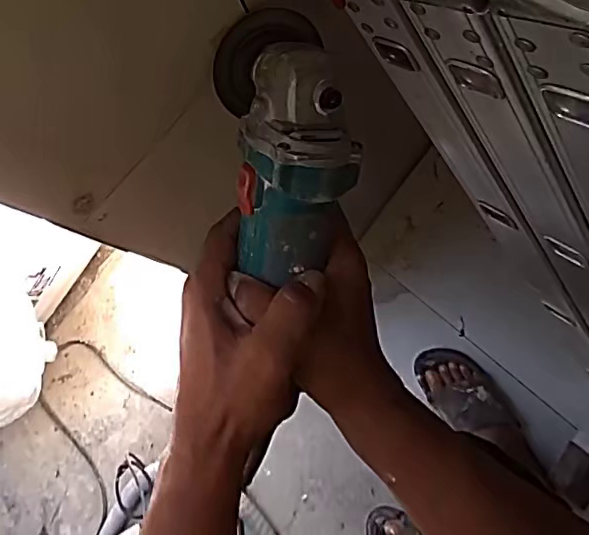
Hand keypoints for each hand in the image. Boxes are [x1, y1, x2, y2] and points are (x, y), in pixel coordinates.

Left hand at [170, 211, 325, 471]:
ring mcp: (207, 317)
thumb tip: (311, 278)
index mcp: (204, 290)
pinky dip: (264, 294)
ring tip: (298, 266)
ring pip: (236, 278)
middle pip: (230, 253)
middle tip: (294, 234)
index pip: (220, 235)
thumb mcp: (270, 355)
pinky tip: (291, 308)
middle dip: (260, 241)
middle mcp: (200, 297)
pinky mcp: (218, 336)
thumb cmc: (230, 402)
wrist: (212, 444)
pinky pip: (241, 300)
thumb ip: (291, 313)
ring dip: (264, 269)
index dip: (245, 217)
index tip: (273, 206)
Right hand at [226, 208, 400, 416]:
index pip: (324, 209)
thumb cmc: (339, 365)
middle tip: (250, 214)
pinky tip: (256, 274)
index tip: (269, 189)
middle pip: (309, 224)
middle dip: (278, 217)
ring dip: (277, 243)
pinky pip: (298, 268)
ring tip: (247, 240)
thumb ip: (256, 297)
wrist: (357, 399)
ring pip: (302, 247)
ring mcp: (336, 283)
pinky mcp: (325, 298)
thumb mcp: (288, 324)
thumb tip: (232, 277)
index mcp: (344, 262)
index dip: (295, 194)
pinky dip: (278, 265)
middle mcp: (343, 266)